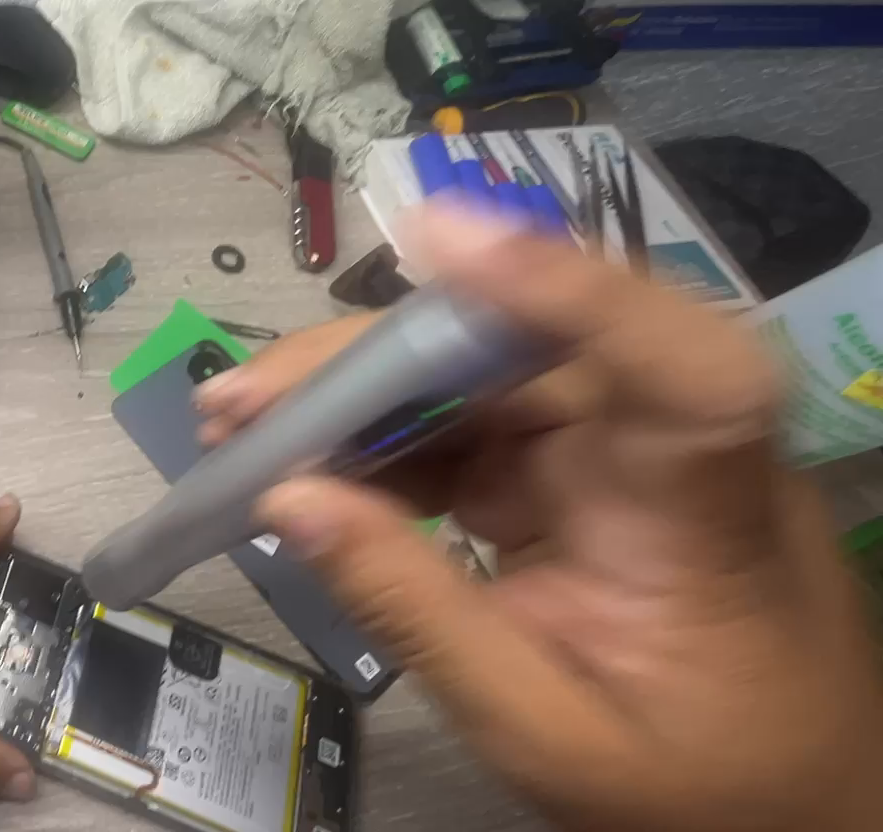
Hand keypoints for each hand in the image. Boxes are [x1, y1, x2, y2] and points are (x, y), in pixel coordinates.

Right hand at [196, 206, 882, 831]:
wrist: (777, 814)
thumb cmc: (693, 790)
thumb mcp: (537, 729)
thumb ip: (411, 611)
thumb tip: (284, 499)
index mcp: (694, 516)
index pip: (680, 373)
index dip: (567, 288)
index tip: (439, 237)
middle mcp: (642, 446)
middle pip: (495, 357)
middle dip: (349, 367)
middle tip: (233, 405)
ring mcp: (587, 447)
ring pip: (443, 379)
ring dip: (330, 398)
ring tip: (233, 430)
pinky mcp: (540, 462)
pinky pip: (432, 425)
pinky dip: (352, 439)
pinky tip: (290, 463)